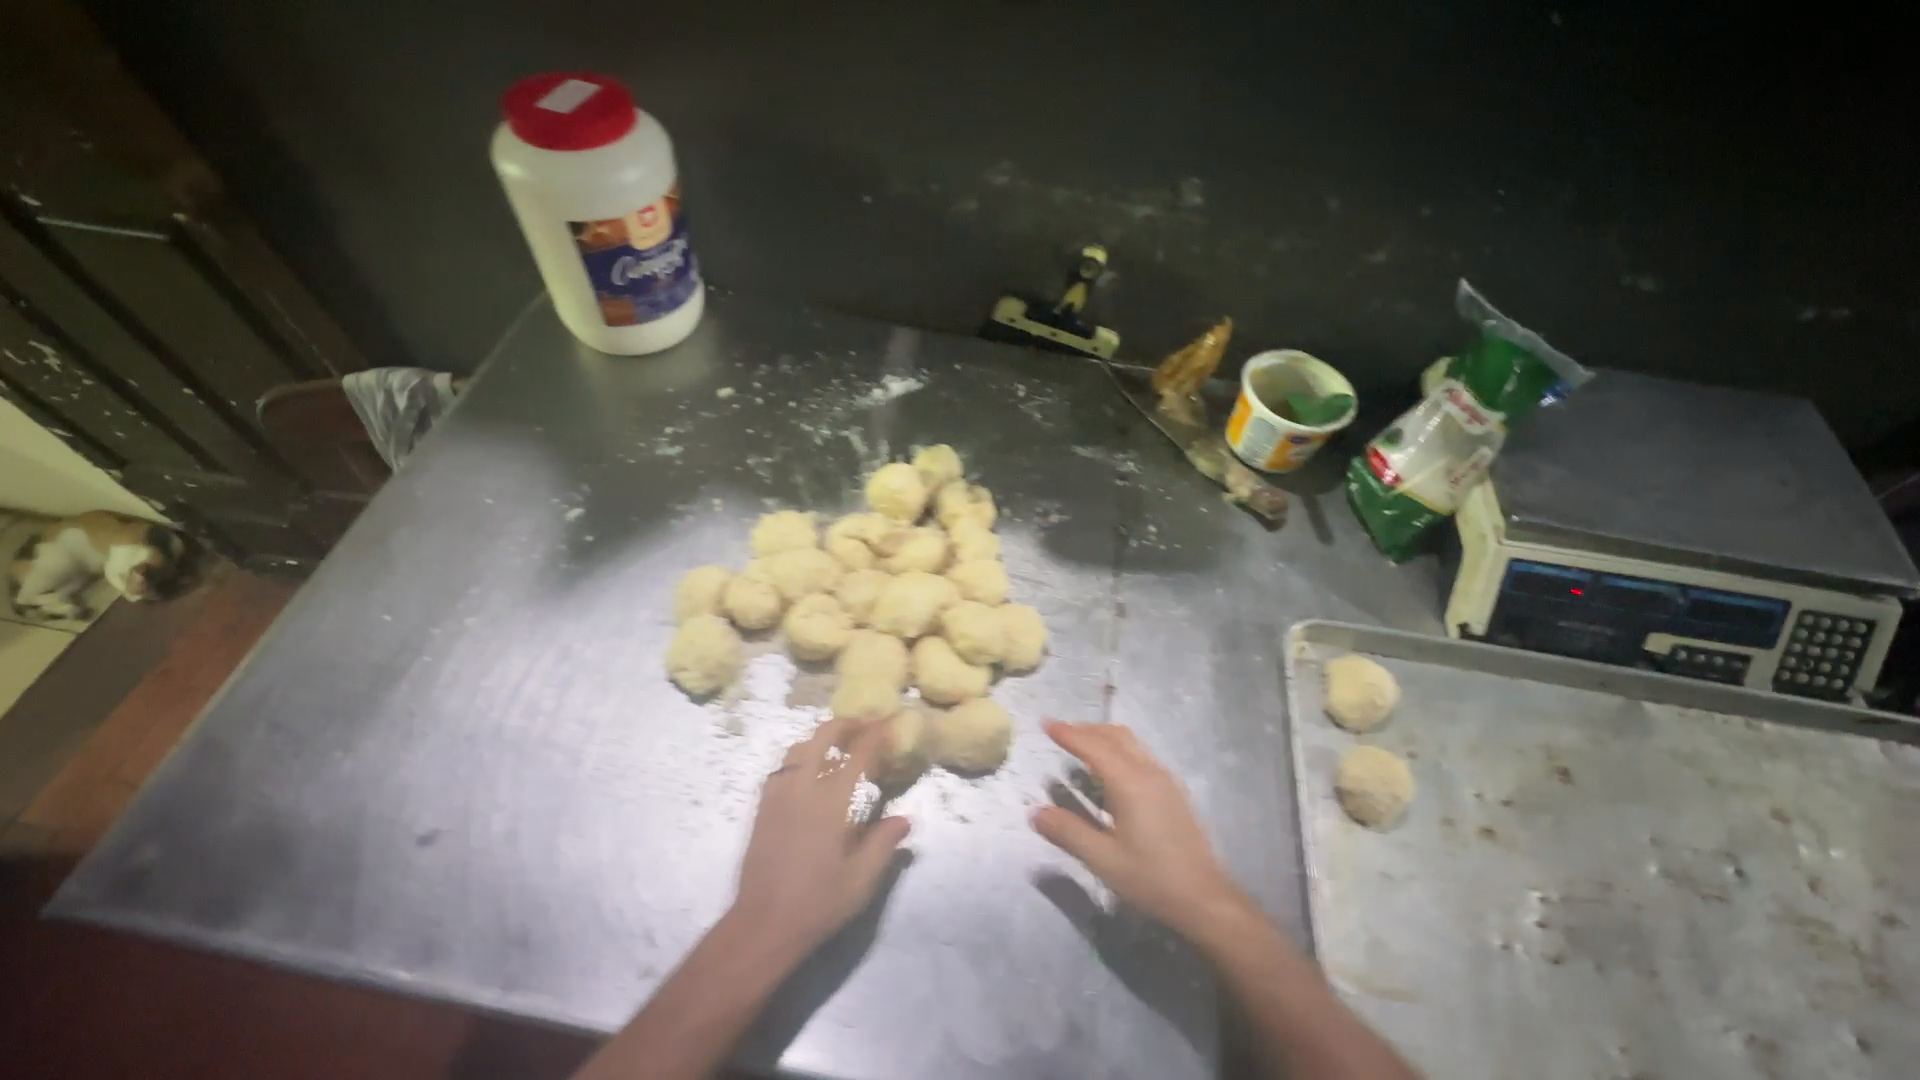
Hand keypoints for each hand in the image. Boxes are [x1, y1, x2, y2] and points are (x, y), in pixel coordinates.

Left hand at [729, 718, 911, 957]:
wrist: (763, 924)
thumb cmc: (818, 903)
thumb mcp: (862, 879)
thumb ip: (884, 843)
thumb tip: (904, 819)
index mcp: (829, 802)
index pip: (857, 755)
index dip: (877, 735)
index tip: (892, 724)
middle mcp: (801, 789)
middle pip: (822, 738)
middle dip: (848, 725)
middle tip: (868, 727)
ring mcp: (777, 796)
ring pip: (798, 749)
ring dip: (822, 739)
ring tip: (841, 748)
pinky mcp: (763, 809)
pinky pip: (782, 768)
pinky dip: (801, 759)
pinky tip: (811, 775)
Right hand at [1031, 721, 1254, 944]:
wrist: (1204, 898)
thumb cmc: (1151, 879)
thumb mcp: (1103, 860)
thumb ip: (1068, 832)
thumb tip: (1035, 813)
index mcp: (1131, 784)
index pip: (1094, 747)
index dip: (1068, 734)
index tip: (1045, 724)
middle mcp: (1150, 773)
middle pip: (1116, 736)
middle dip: (1086, 730)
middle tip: (1060, 732)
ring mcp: (1166, 781)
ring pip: (1131, 744)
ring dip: (1104, 738)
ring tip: (1081, 746)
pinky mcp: (1174, 793)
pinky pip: (1141, 756)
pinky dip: (1119, 750)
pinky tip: (1110, 772)